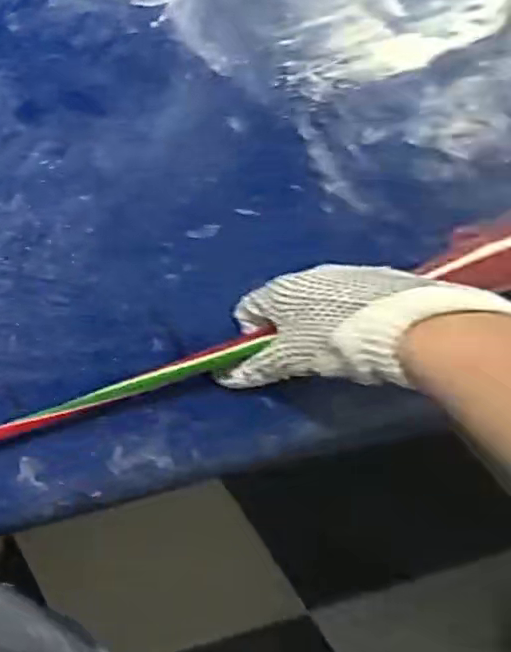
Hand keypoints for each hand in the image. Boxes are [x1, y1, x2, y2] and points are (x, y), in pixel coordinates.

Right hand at [218, 264, 510, 388]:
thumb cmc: (334, 341)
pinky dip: (363, 312)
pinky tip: (377, 331)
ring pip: (327, 298)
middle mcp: (309, 274)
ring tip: (348, 341)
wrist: (423, 329)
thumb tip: (227, 378)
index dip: (256, 335)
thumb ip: (256, 367)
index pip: (248, 311)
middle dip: (293, 324)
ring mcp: (354, 273)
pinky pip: (364, 297)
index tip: (272, 353)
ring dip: (329, 317)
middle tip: (309, 349)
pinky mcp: (394, 277)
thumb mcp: (290, 360)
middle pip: (289, 303)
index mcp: (275, 290)